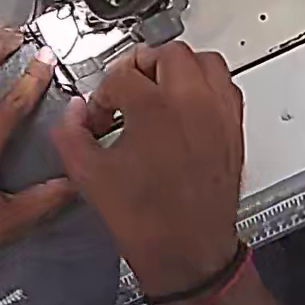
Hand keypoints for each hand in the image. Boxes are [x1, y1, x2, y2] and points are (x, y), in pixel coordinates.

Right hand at [50, 42, 243, 297]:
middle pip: (166, 53)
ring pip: (203, 60)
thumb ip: (70, 134)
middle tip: (124, 90)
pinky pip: (225, 86)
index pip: (121, 76)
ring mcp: (218, 114)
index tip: (98, 116)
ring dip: (176, 67)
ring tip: (157, 88)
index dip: (102, 96)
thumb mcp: (89, 176)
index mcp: (154, 109)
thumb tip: (71, 115)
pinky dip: (204, 85)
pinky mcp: (234, 128)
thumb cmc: (149, 221)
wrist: (187, 251)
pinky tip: (186, 104)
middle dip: (139, 68)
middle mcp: (192, 103)